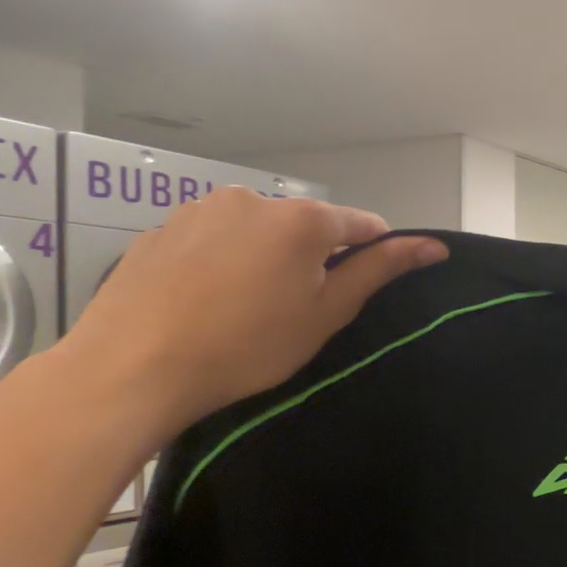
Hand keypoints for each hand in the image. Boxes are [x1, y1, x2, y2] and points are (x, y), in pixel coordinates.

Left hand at [57, 188, 444, 434]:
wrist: (133, 367)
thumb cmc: (251, 343)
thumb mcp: (330, 310)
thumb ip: (382, 268)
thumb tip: (433, 245)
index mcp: (302, 218)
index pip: (366, 226)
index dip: (374, 259)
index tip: (356, 295)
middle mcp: (252, 199)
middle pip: (309, 226)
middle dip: (316, 257)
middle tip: (301, 308)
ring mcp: (199, 210)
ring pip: (260, 231)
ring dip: (270, 257)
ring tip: (251, 306)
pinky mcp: (159, 230)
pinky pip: (216, 239)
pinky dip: (227, 261)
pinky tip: (211, 301)